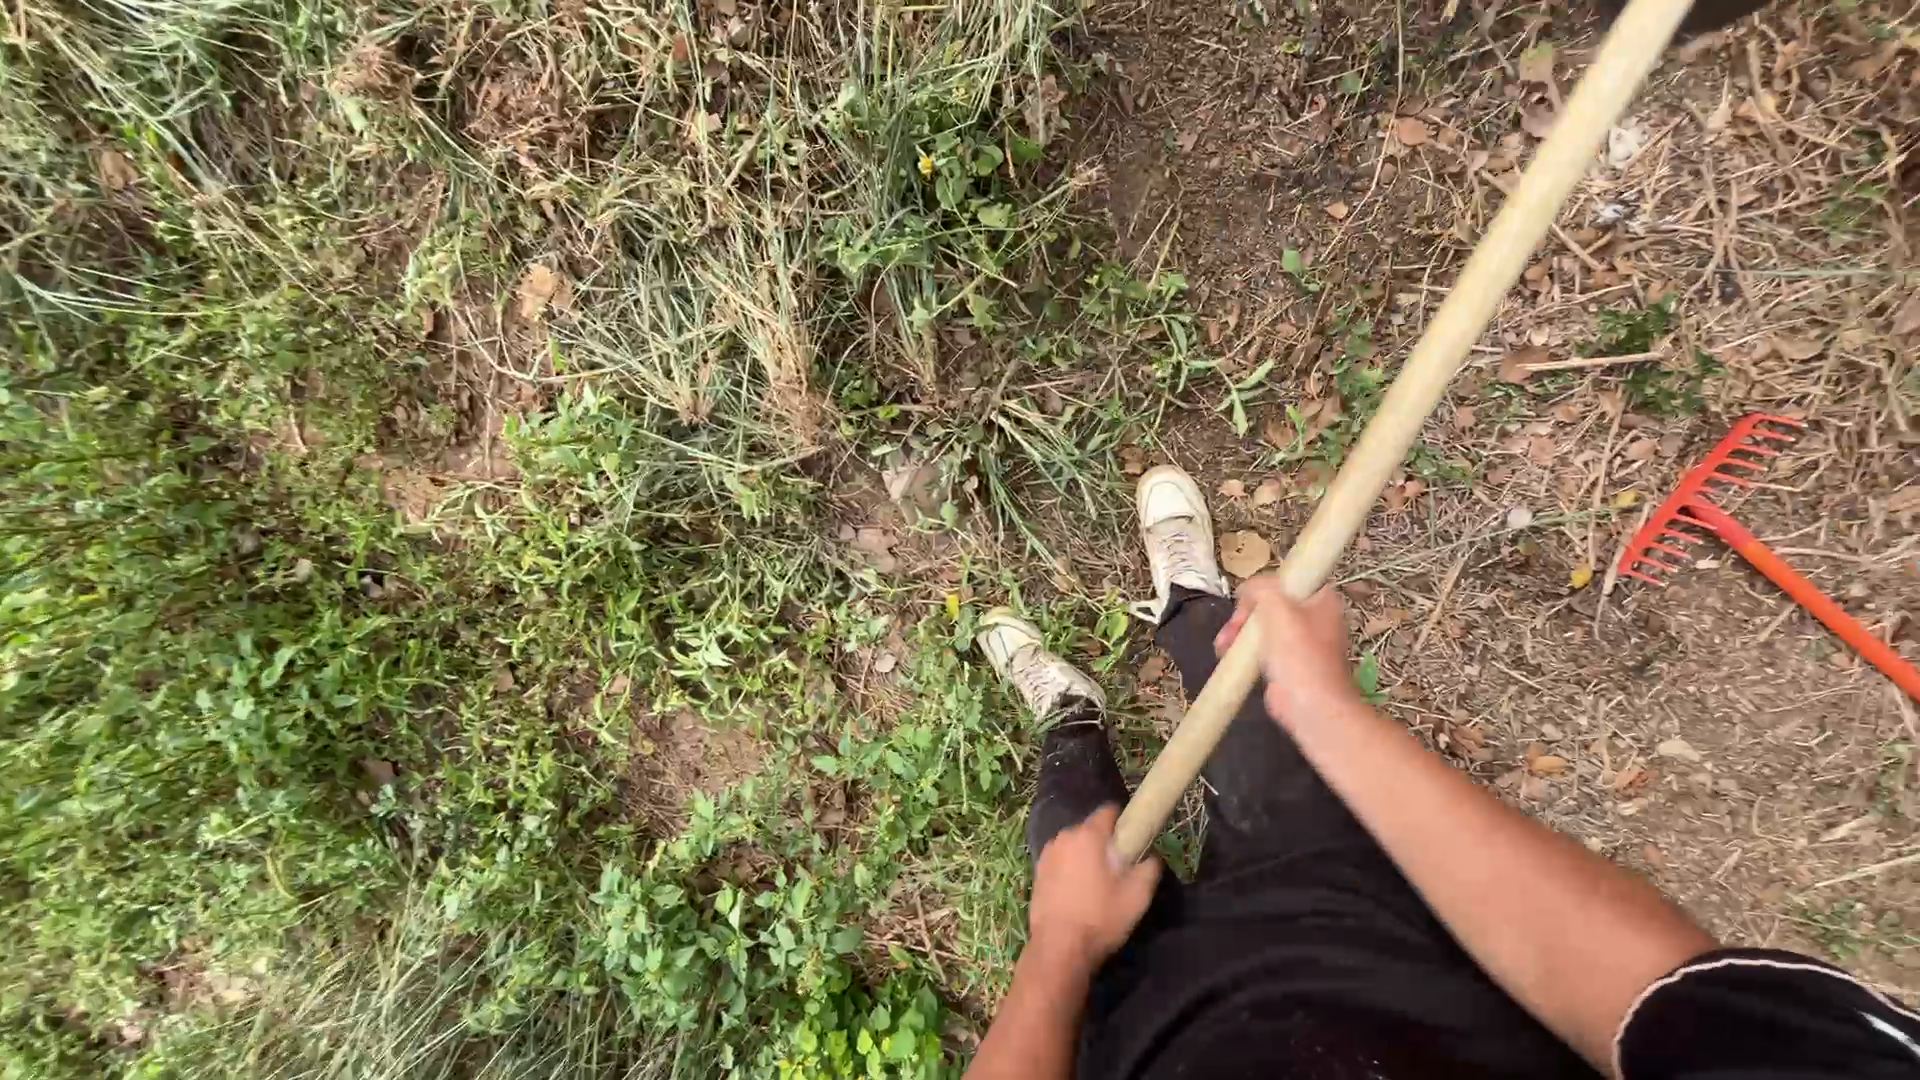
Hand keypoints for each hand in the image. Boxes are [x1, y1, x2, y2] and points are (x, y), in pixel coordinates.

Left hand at [1028, 805, 1160, 972]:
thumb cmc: (1101, 917)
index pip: (1109, 811)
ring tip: (1097, 882)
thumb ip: (1150, 867)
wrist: (1060, 947)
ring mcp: (1048, 853)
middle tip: (1118, 866)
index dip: (1124, 821)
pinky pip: (1061, 859)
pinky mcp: (1038, 870)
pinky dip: (1070, 867)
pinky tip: (1078, 891)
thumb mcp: (1138, 895)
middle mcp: (1065, 836)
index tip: (1133, 838)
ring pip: (1074, 844)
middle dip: (1105, 841)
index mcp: (1089, 835)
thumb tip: (1151, 855)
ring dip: (1086, 854)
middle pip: (1090, 828)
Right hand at [1214, 578, 1361, 727]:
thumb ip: (1263, 589)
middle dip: (1245, 613)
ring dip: (1238, 631)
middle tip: (1233, 626)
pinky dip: (1243, 649)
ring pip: (1262, 626)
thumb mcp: (1279, 611)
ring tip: (1223, 644)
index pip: (1289, 580)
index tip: (1246, 598)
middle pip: (1270, 604)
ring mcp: (1299, 642)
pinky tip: (1227, 654)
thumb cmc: (1300, 656)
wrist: (1311, 707)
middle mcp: (1313, 618)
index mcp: (1321, 600)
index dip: (1265, 586)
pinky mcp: (1286, 663)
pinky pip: (1260, 648)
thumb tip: (1248, 586)